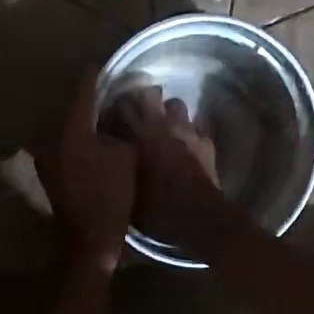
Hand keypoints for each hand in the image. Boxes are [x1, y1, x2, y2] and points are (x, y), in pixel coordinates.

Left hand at [38, 70, 137, 271]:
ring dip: (82, 121)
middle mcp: (51, 139)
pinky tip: (93, 139)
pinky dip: (77, 138)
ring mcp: (46, 158)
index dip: (93, 78)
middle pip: (71, 110)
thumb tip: (123, 112)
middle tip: (106, 91)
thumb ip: (124, 128)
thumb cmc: (112, 196)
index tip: (102, 66)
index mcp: (71, 131)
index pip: (82, 94)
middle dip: (88, 100)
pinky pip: (63, 145)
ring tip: (102, 114)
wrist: (91, 239)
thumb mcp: (127, 157)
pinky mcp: (49, 173)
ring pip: (66, 129)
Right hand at [114, 86, 233, 249]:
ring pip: (175, 105)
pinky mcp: (206, 143)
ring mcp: (187, 132)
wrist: (200, 218)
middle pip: (148, 95)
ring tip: (162, 127)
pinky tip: (185, 148)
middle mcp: (162, 127)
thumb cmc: (157, 210)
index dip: (112, 111)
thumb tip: (109, 160)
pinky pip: (194, 129)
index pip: (120, 107)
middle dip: (140, 101)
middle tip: (134, 114)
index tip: (108, 121)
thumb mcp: (126, 195)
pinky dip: (188, 134)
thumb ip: (117, 171)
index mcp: (138, 137)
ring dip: (167, 112)